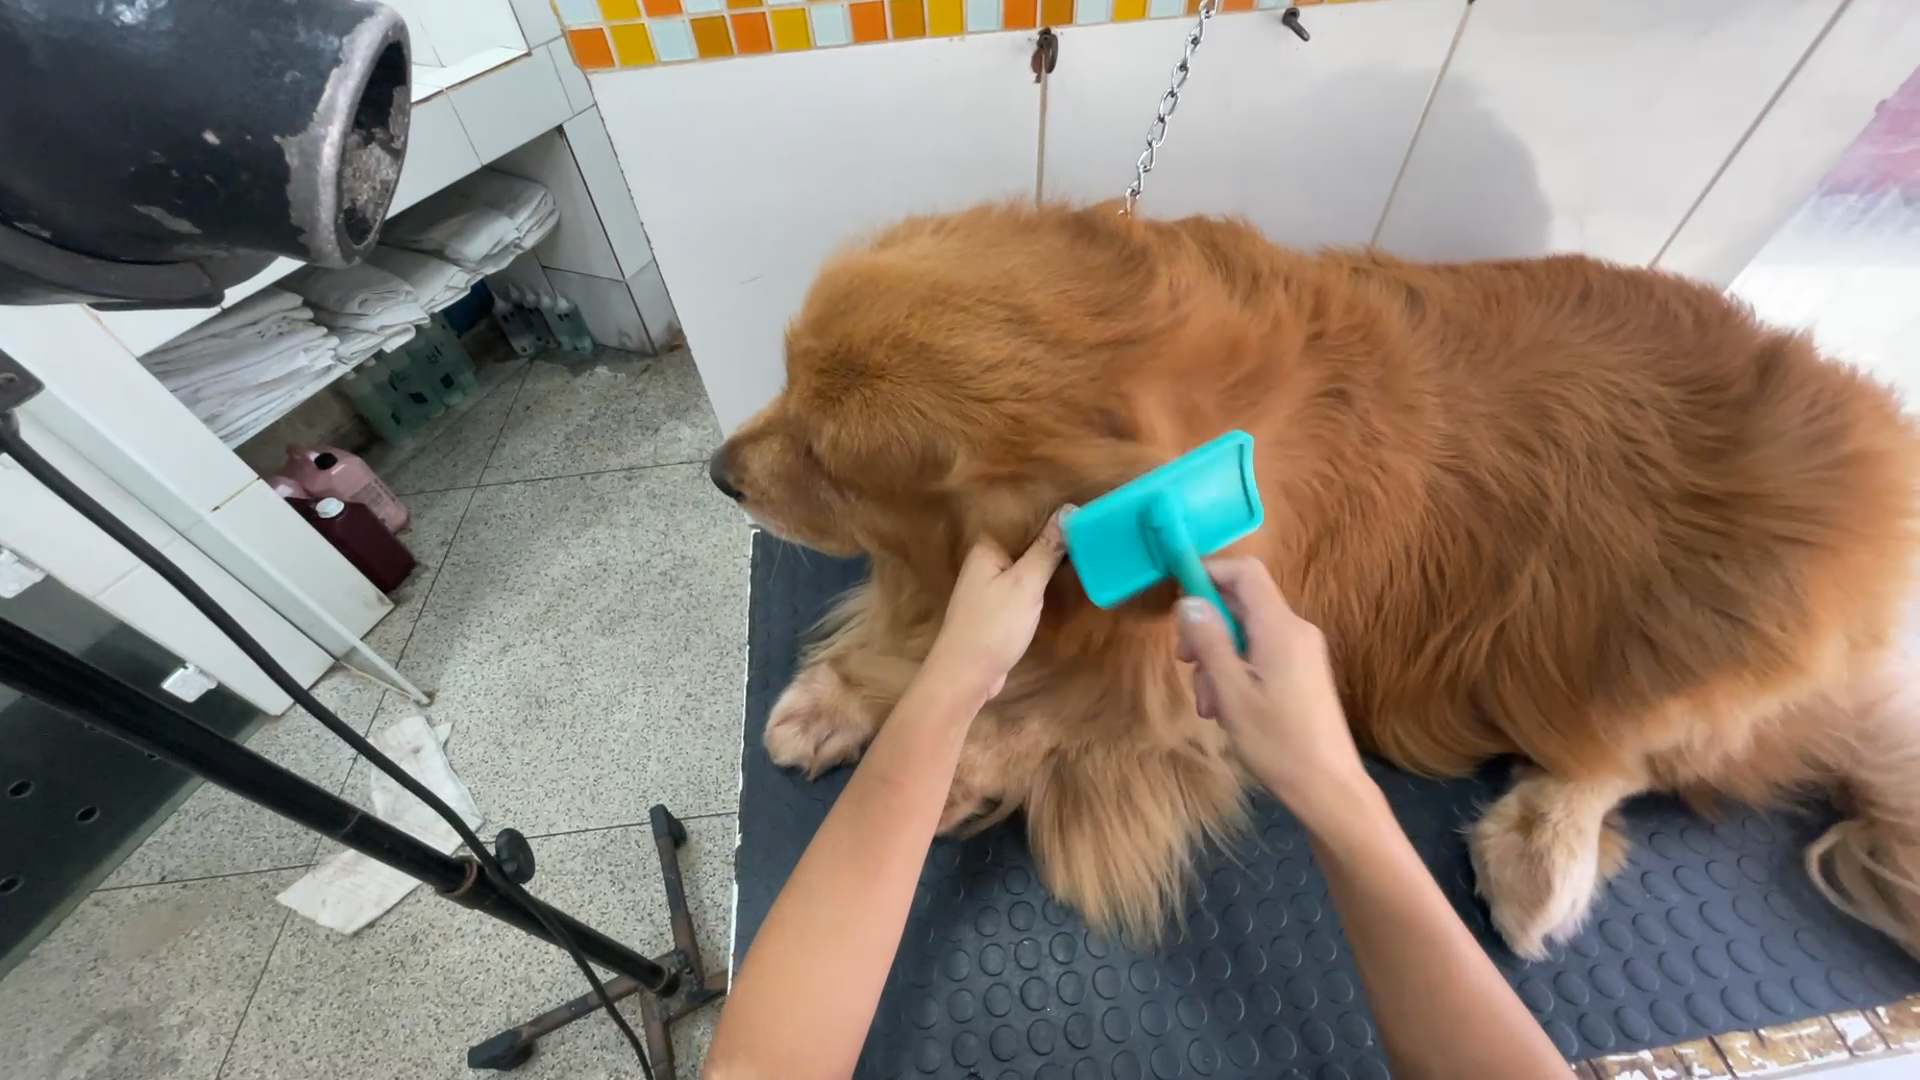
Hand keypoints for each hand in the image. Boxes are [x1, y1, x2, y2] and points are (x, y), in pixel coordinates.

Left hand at [926, 508, 1070, 699]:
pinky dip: (1043, 578)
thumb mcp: (1026, 584)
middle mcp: (986, 559)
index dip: (1050, 509)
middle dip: (1054, 533)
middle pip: (1025, 538)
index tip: (1082, 504)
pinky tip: (1065, 574)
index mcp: (987, 546)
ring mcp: (991, 583)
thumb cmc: (993, 625)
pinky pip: (1025, 581)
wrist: (967, 674)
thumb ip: (1046, 548)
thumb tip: (1069, 510)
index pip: (1022, 515)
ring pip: (1027, 561)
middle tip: (1092, 523)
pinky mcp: (999, 605)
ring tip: (1086, 542)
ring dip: (1050, 556)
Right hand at [1174, 557, 1374, 829]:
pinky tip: (1226, 708)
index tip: (1178, 601)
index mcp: (1280, 628)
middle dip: (1205, 629)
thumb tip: (1189, 600)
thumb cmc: (1277, 741)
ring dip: (1216, 658)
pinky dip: (1234, 670)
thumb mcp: (1231, 692)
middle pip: (1239, 603)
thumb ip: (1209, 641)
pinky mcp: (1300, 671)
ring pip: (1244, 632)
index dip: (1208, 573)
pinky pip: (1258, 652)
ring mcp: (1300, 651)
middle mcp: (1294, 630)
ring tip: (1208, 703)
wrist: (1328, 788)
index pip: (1244, 572)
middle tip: (1186, 665)